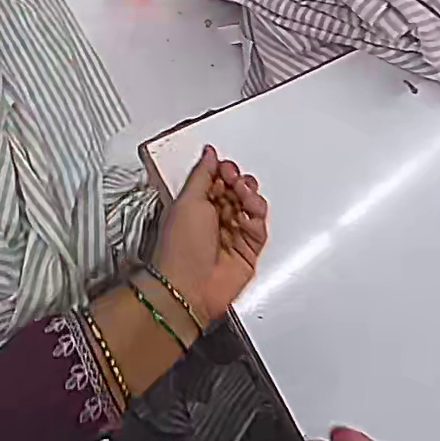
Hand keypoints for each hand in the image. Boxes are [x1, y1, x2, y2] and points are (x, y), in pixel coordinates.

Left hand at [151, 145, 266, 322]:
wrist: (188, 287)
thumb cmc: (179, 249)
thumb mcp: (188, 199)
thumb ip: (202, 173)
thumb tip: (209, 153)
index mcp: (195, 205)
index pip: (216, 180)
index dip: (223, 171)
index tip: (225, 168)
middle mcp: (213, 219)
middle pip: (236, 191)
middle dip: (239, 182)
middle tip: (236, 181)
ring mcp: (230, 235)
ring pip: (251, 207)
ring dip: (250, 196)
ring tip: (244, 195)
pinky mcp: (246, 251)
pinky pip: (260, 228)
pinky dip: (257, 217)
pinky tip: (249, 215)